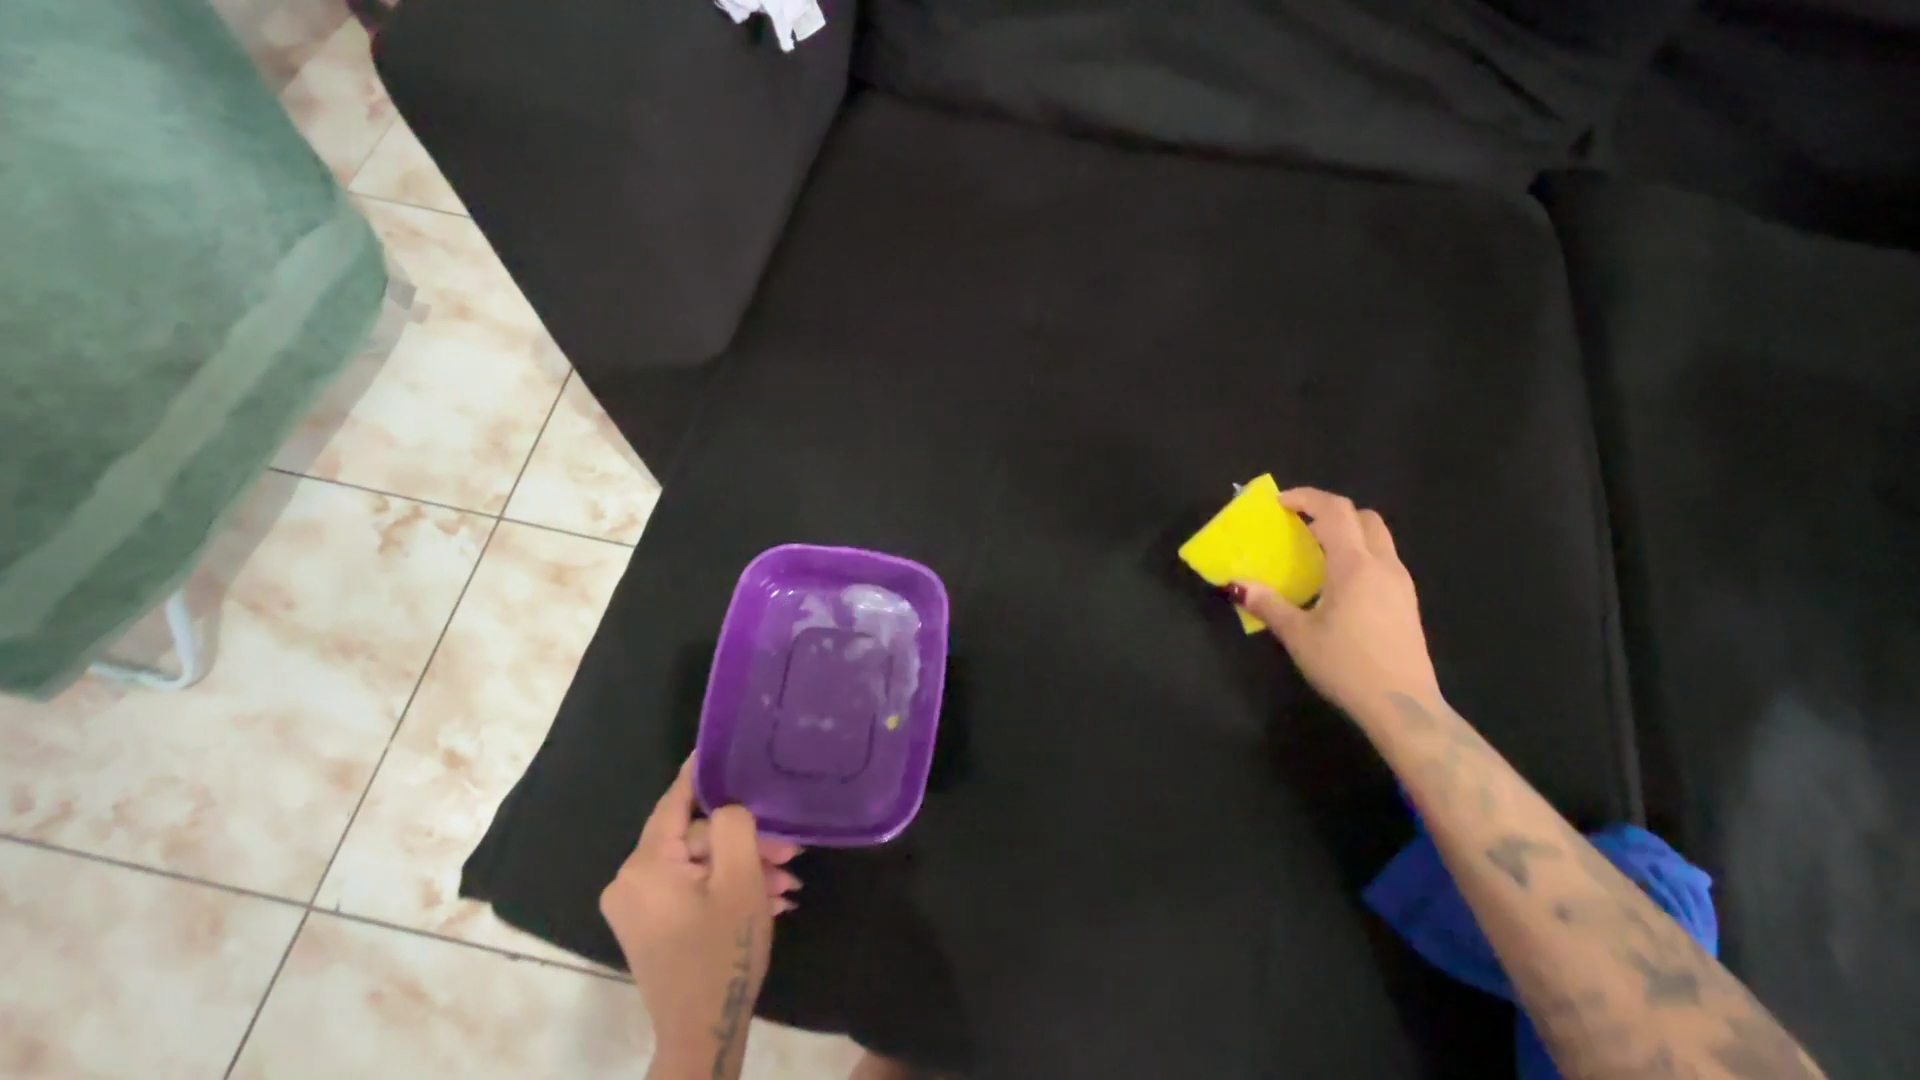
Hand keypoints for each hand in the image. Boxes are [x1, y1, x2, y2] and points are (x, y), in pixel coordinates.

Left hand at [600, 758, 786, 1078]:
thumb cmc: (720, 953)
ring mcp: (638, 908)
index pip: (674, 802)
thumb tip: (728, 806)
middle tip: (791, 854)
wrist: (702, 1034)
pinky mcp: (651, 928)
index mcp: (644, 865)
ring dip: (744, 871)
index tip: (719, 747)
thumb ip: (732, 826)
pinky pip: (692, 890)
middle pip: (696, 841)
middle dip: (746, 845)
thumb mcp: (739, 880)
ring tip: (787, 885)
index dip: (701, 774)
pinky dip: (726, 891)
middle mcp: (629, 881)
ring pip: (699, 868)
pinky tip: (767, 901)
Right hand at [1233, 487, 1441, 714]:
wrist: (1403, 706)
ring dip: (1348, 534)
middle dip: (1331, 513)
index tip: (1279, 504)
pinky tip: (1339, 586)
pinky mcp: (1407, 603)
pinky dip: (1360, 557)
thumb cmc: (1346, 666)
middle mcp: (1383, 565)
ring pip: (1378, 539)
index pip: (1334, 510)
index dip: (1306, 498)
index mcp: (1354, 565)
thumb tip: (1235, 584)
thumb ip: (1267, 604)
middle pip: (1363, 517)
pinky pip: (1383, 562)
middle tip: (1300, 527)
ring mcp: (1401, 584)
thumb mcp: (1298, 636)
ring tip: (1316, 556)